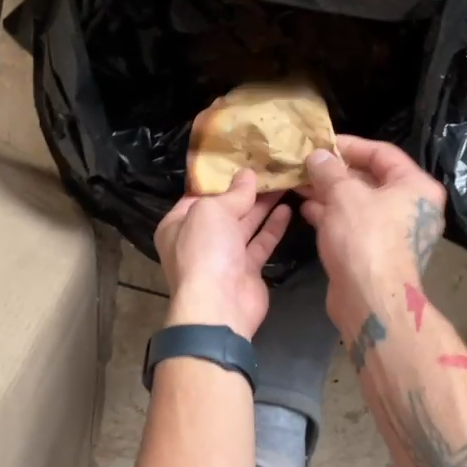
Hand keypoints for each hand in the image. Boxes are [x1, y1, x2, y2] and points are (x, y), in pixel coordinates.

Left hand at [155, 169, 291, 339]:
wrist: (220, 306)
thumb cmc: (205, 251)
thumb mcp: (212, 211)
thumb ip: (232, 193)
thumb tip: (247, 175)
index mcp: (178, 224)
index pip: (198, 195)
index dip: (220, 178)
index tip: (243, 160)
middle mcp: (198, 239)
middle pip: (225, 209)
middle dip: (245, 190)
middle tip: (270, 167)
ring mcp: (223, 256)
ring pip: (245, 224)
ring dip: (263, 205)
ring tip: (283, 181)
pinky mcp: (246, 269)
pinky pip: (260, 242)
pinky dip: (273, 226)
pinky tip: (288, 208)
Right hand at [299, 135, 445, 326]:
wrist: (370, 299)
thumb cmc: (364, 238)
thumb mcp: (343, 194)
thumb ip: (329, 170)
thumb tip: (318, 156)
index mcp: (415, 186)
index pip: (382, 153)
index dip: (350, 145)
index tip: (320, 143)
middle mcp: (410, 207)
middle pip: (369, 178)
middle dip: (334, 172)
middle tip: (305, 164)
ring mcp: (394, 232)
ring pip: (357, 203)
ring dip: (328, 193)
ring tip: (298, 184)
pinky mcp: (375, 252)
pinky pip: (352, 224)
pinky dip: (331, 215)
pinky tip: (305, 209)